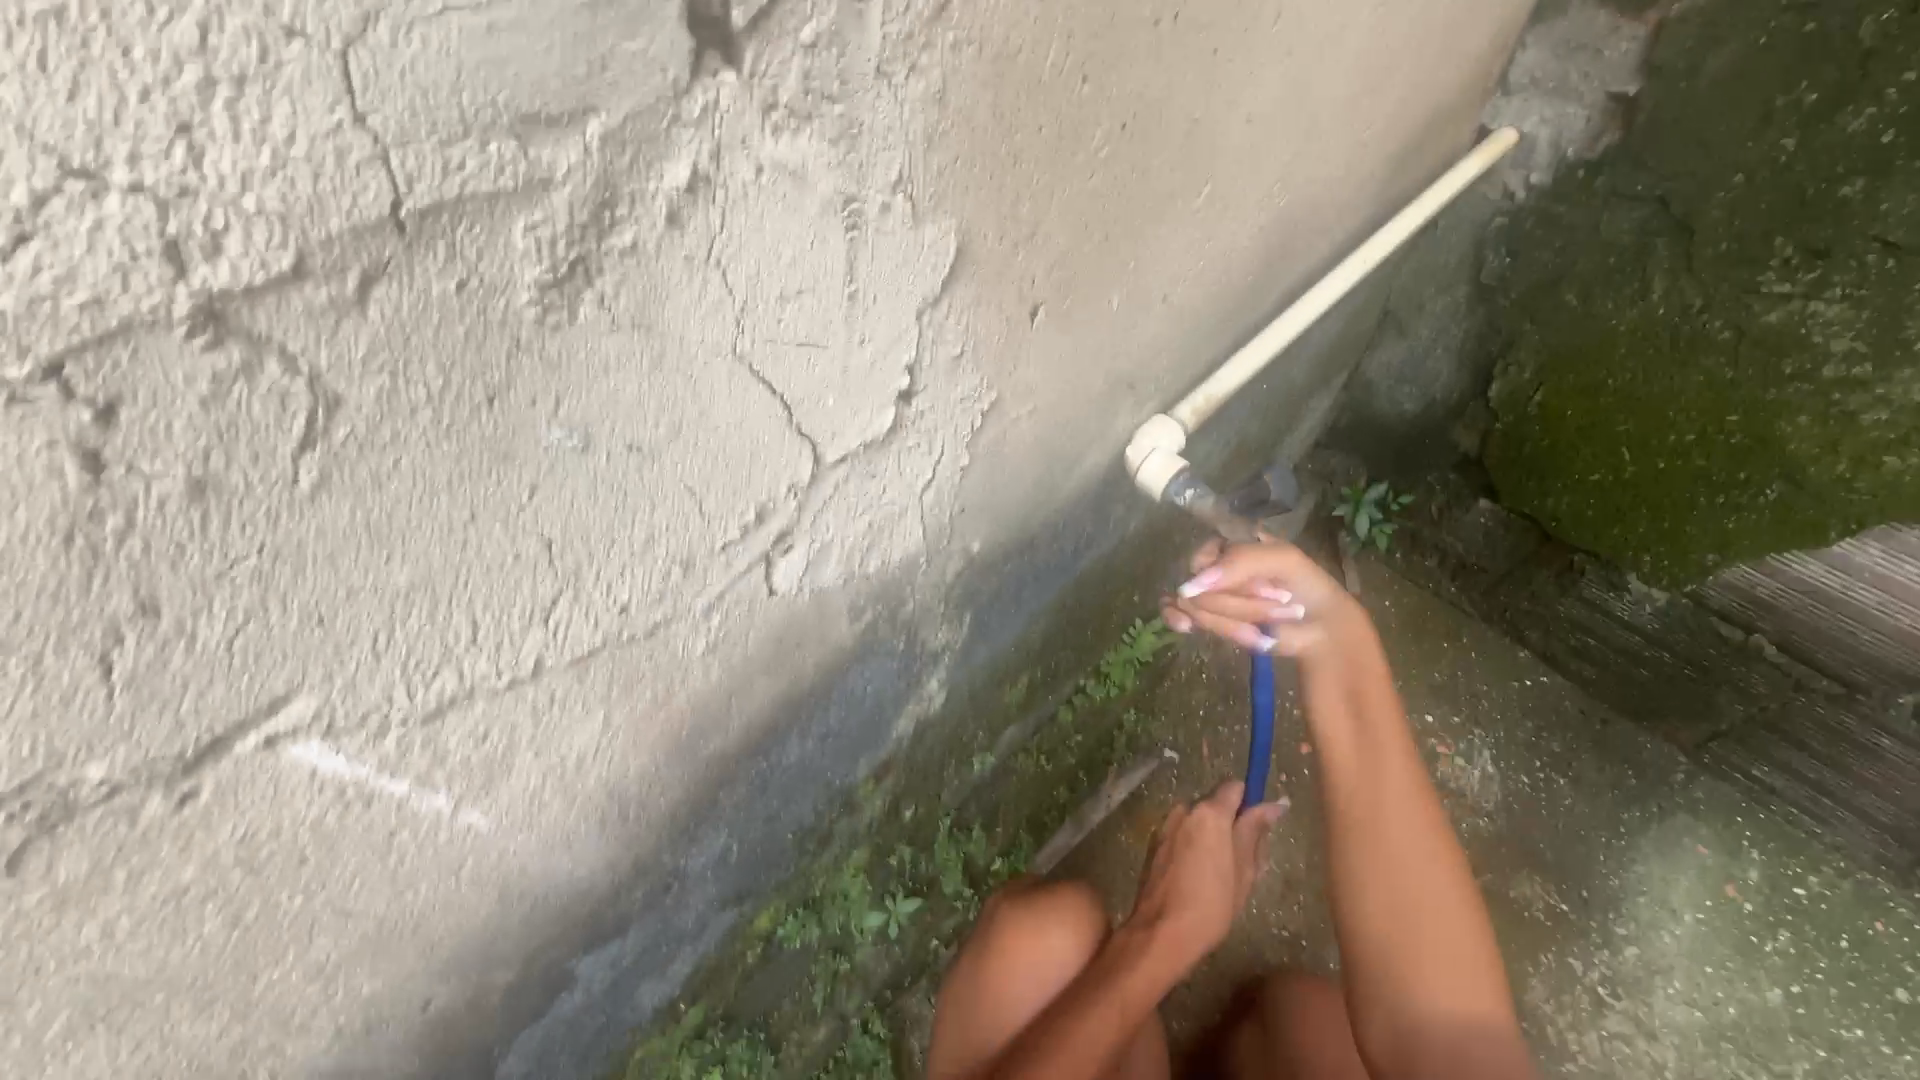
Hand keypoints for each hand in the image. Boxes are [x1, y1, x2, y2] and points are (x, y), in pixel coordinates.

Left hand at [1127, 781, 1287, 972]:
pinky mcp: (1154, 844)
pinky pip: (1182, 835)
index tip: (1260, 827)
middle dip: (1231, 825)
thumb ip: (1255, 832)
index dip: (1250, 802)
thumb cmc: (1212, 904)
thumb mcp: (1244, 870)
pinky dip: (1193, 847)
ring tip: (1221, 876)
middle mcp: (1184, 811)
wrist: (1161, 931)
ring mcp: (1165, 826)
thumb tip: (1274, 803)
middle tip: (1244, 862)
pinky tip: (1198, 878)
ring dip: (1211, 837)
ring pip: (1197, 822)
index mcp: (1209, 814)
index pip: (1234, 788)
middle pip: (1215, 805)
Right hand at [1159, 538, 1362, 657]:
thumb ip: (1238, 563)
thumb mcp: (1282, 560)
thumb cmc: (1306, 586)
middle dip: (1235, 603)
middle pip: (1199, 583)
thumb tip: (1188, 588)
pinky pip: (1179, 615)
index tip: (1265, 585)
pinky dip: (1177, 619)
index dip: (1225, 575)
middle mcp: (1216, 565)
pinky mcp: (1209, 619)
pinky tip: (1185, 627)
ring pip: (1195, 604)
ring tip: (1262, 628)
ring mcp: (1211, 593)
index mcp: (1232, 542)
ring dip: (1232, 619)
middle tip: (1275, 603)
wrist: (1320, 629)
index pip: (1204, 554)